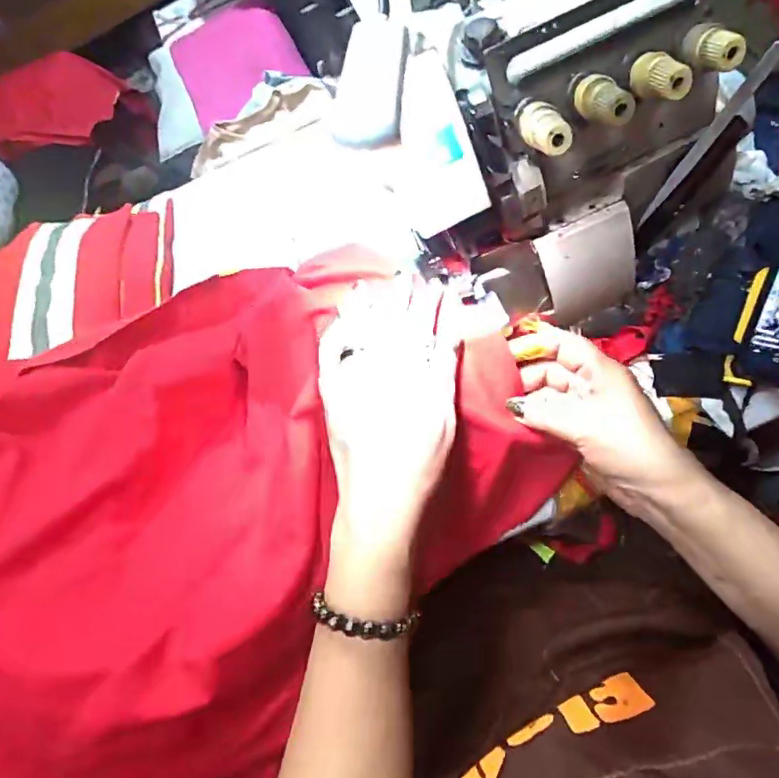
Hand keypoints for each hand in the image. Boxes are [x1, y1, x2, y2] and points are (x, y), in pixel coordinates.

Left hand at [317, 276, 462, 555]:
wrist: (379, 502)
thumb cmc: (420, 466)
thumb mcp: (444, 418)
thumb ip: (444, 370)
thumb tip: (448, 332)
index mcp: (412, 373)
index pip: (422, 327)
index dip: (430, 303)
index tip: (436, 284)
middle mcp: (381, 371)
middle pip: (392, 324)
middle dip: (402, 296)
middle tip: (408, 275)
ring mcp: (352, 381)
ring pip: (360, 332)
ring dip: (367, 306)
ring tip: (370, 285)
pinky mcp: (333, 396)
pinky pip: (330, 356)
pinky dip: (336, 334)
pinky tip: (341, 319)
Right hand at [506, 322, 700, 516]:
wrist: (653, 485)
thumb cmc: (624, 442)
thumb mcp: (582, 422)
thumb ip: (542, 412)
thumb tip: (510, 406)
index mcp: (598, 370)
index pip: (562, 344)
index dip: (534, 343)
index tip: (503, 351)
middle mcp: (590, 385)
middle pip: (551, 370)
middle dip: (524, 375)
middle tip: (492, 386)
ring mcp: (585, 409)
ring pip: (548, 396)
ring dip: (526, 401)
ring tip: (496, 407)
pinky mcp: (580, 432)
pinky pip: (551, 419)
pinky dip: (534, 420)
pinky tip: (513, 425)